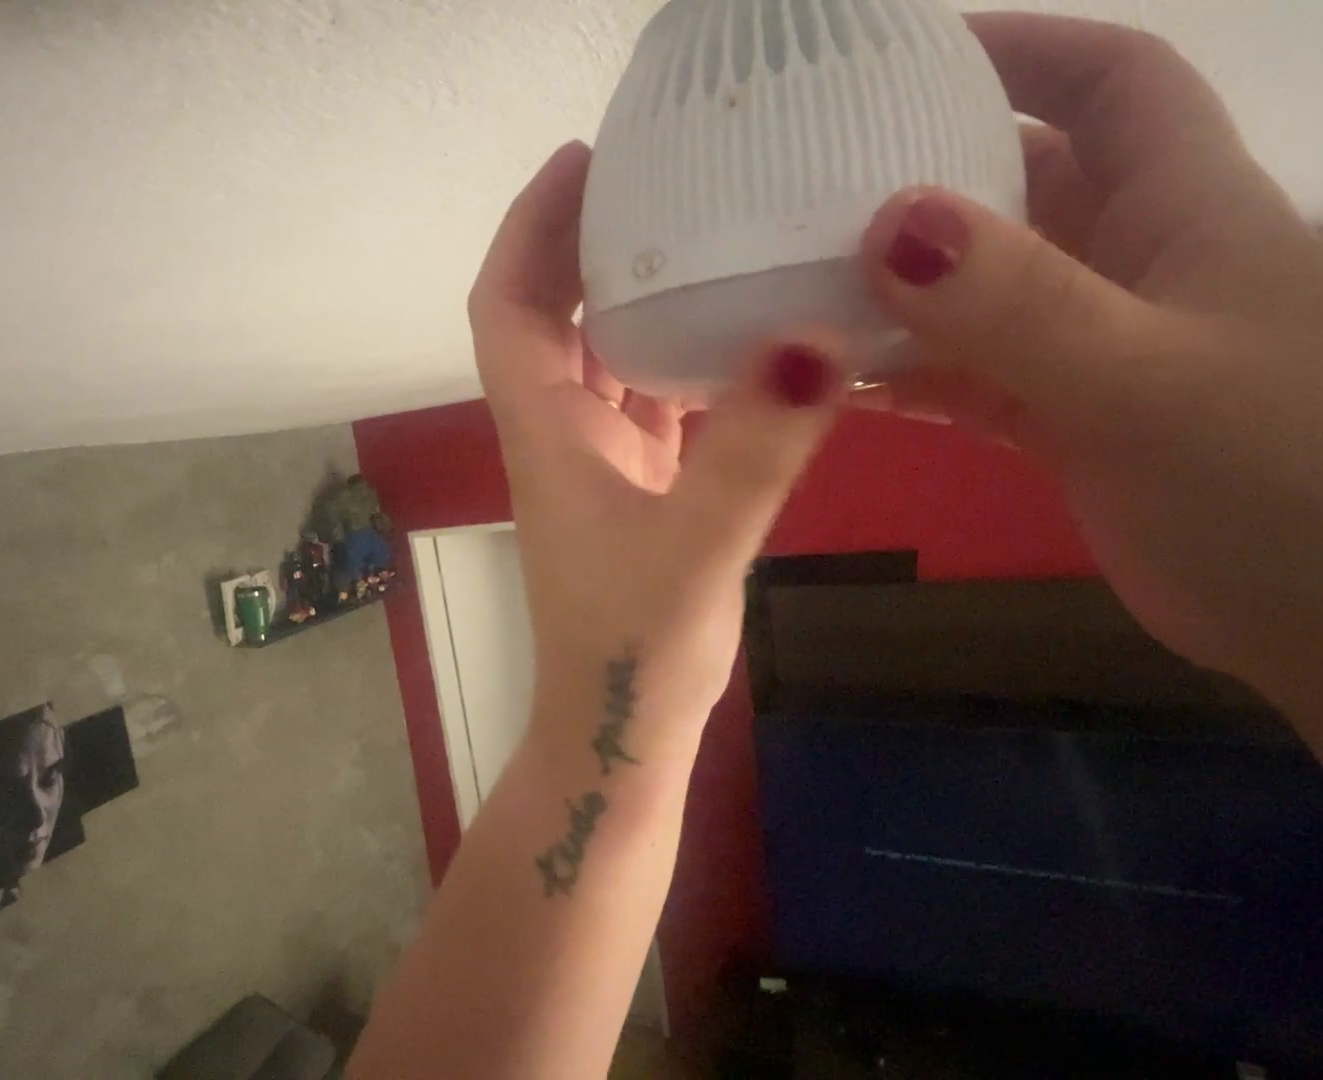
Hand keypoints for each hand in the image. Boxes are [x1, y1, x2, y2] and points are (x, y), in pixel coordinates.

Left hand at [468, 143, 845, 747]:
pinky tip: (733, 335)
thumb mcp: (694, 549)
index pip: (507, 307)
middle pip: (551, 317)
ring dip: (630, 295)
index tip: (581, 161)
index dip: (529, 230)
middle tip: (653, 178)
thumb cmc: (632, 650)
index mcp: (547, 433)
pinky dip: (677, 358)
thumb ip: (750, 452)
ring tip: (697, 233)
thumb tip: (814, 337)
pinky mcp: (641, 491)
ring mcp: (601, 464)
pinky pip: (649, 400)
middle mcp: (564, 435)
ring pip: (601, 357)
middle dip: (583, 244)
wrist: (620, 728)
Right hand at [851, 14, 1322, 930]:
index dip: (1020, 51)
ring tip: (799, 286)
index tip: (905, 59)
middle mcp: (1136, 267)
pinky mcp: (1069, 426)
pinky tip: (842, 382)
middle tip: (814, 184)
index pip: (1109, 84)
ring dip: (901, 289)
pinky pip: (970, 378)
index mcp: (1184, 211)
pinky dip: (910, 374)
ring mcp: (1097, 352)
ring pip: (982, 294)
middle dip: (928, 173)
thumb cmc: (1289, 481)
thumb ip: (1019, 304)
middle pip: (1022, 187)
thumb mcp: (1147, 377)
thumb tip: (889, 223)